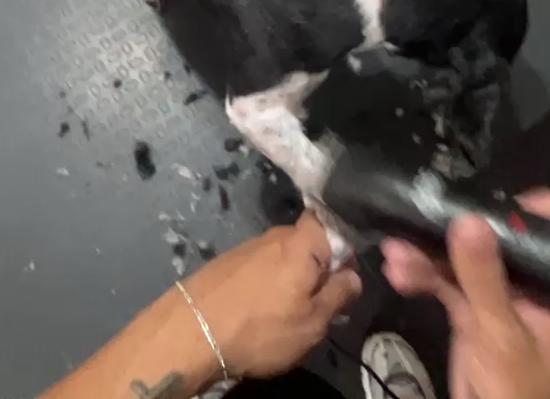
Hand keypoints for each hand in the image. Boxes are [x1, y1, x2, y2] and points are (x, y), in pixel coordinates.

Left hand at [179, 210, 363, 378]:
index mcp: (300, 243)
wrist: (196, 328)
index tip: (347, 271)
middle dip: (320, 264)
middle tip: (326, 299)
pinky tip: (269, 305)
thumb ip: (338, 294)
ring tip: (296, 308)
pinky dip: (273, 280)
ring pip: (286, 254)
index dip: (342, 242)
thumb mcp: (312, 322)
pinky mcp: (233, 259)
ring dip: (296, 275)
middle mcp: (275, 235)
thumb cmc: (262, 326)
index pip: (328, 220)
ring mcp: (251, 245)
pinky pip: (265, 264)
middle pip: (308, 240)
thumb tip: (353, 275)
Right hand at [380, 189, 549, 398]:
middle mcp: (529, 292)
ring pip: (462, 263)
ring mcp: (498, 303)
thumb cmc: (517, 396)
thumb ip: (482, 276)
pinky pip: (444, 284)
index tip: (499, 198)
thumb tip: (469, 217)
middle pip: (496, 244)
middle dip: (453, 232)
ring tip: (394, 252)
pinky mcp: (470, 317)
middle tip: (418, 218)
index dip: (538, 213)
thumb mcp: (500, 335)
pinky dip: (420, 277)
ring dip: (426, 255)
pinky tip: (397, 273)